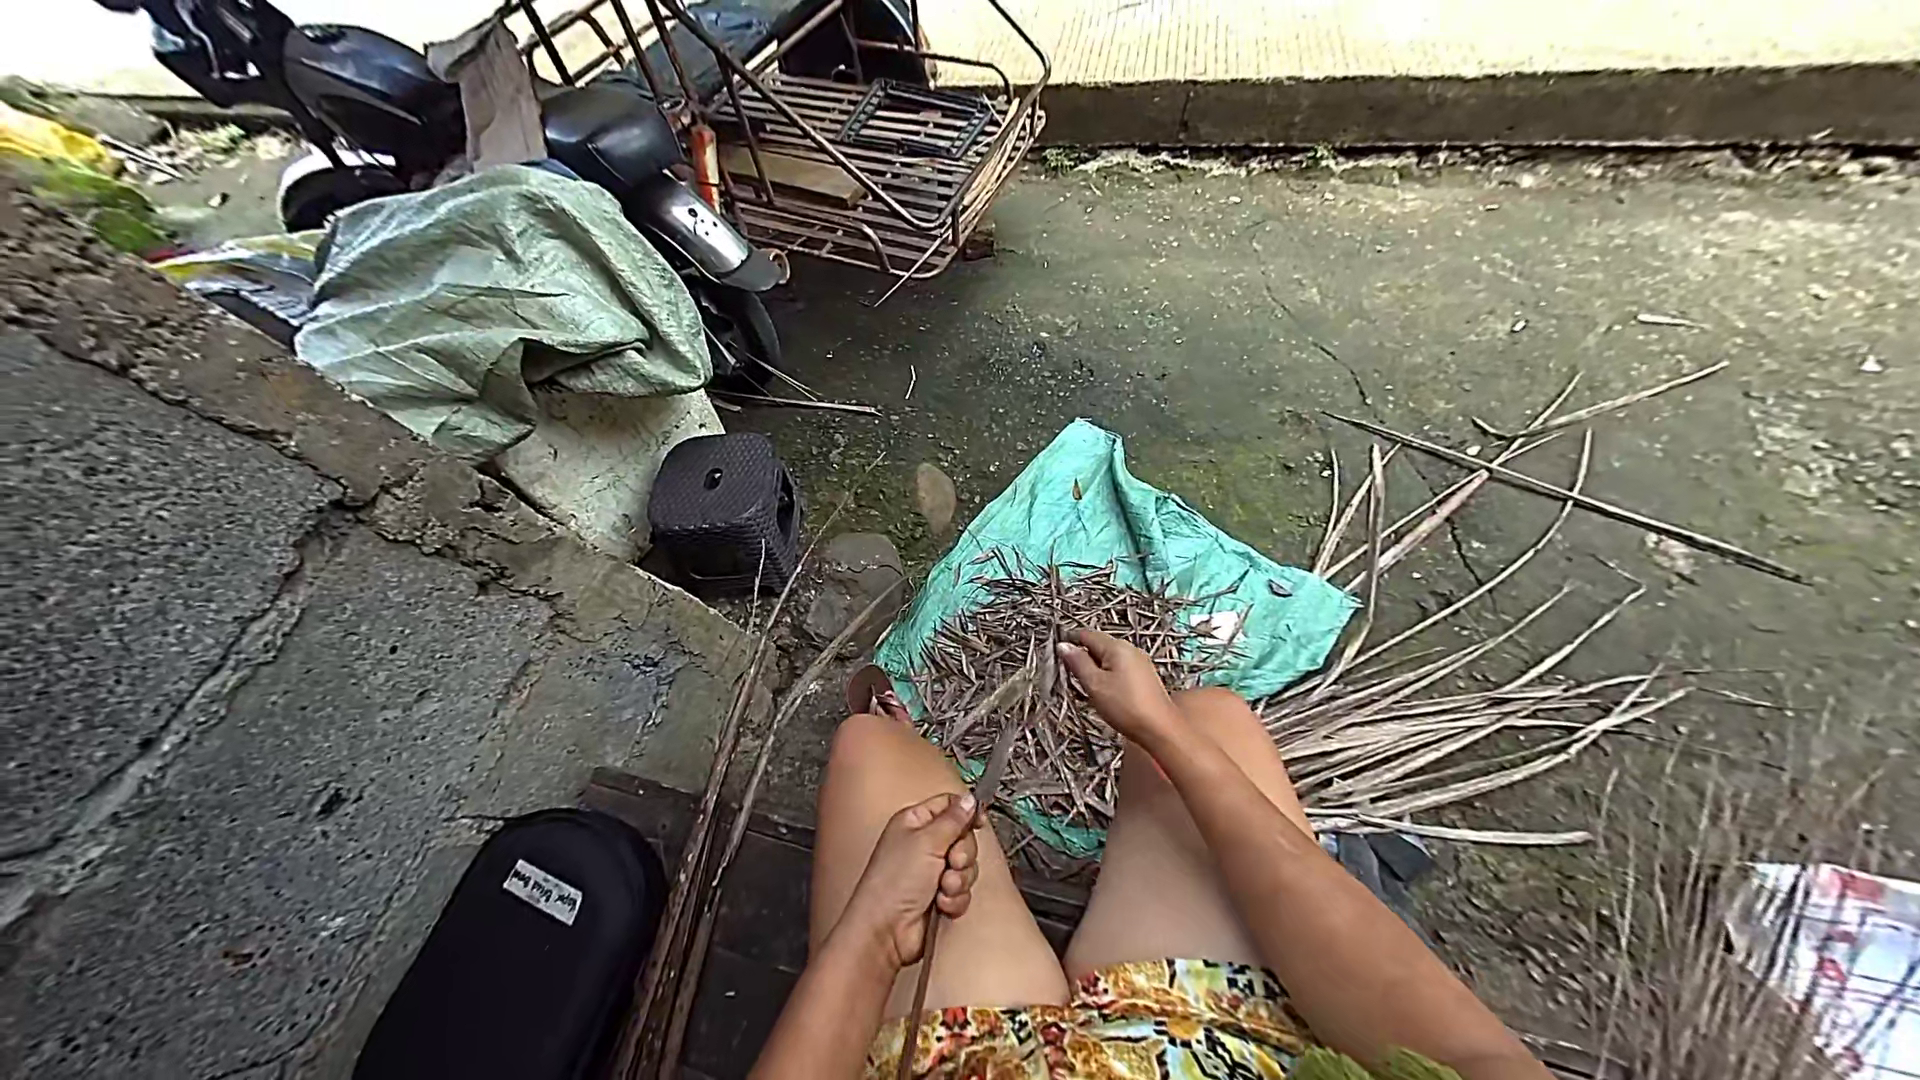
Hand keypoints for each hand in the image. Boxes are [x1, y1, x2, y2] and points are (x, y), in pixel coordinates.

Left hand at [832, 792, 980, 970]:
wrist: (886, 932)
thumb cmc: (894, 882)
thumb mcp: (927, 841)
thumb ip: (953, 819)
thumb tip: (970, 800)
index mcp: (915, 821)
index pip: (949, 805)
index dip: (966, 812)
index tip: (979, 821)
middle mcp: (924, 844)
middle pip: (963, 837)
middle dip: (963, 853)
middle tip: (951, 861)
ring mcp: (932, 871)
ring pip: (966, 866)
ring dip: (958, 879)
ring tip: (942, 887)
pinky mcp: (940, 895)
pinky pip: (963, 890)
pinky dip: (955, 898)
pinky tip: (940, 904)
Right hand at [1056, 628, 1180, 744]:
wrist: (1160, 730)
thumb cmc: (1127, 707)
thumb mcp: (1094, 684)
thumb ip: (1078, 662)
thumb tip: (1064, 646)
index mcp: (1117, 647)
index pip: (1087, 635)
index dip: (1070, 642)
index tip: (1059, 655)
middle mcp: (1130, 650)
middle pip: (1099, 645)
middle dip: (1083, 657)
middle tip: (1073, 677)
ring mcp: (1140, 662)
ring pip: (1109, 658)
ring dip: (1096, 668)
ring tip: (1089, 688)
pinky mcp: (1144, 676)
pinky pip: (1120, 668)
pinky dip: (1108, 676)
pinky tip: (1106, 693)